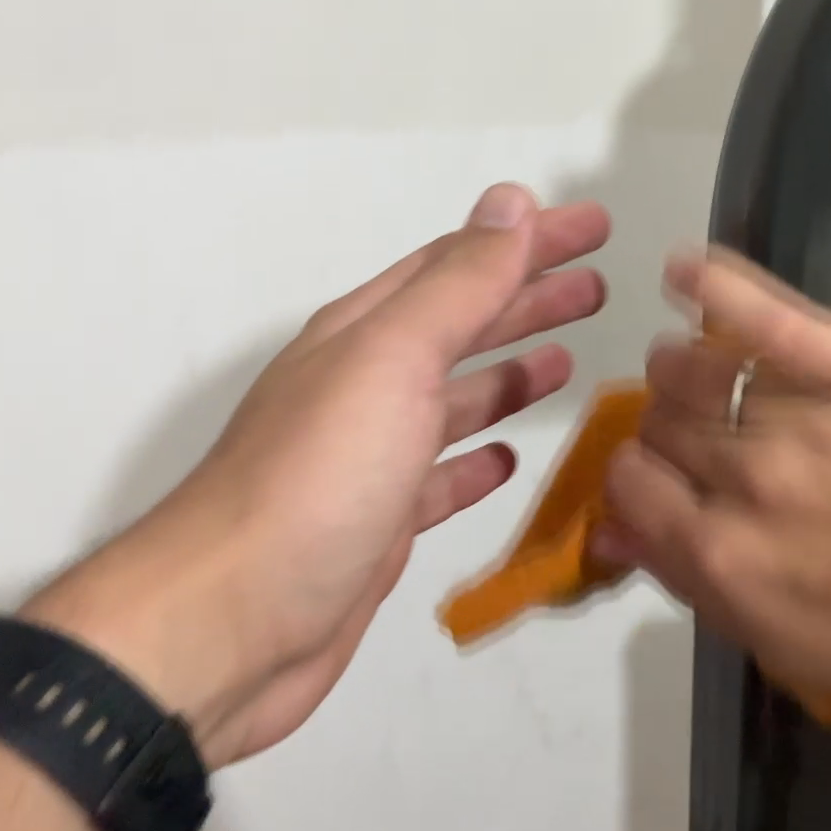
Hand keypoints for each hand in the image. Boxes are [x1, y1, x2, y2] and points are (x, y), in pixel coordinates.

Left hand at [24, 183, 610, 767]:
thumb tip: (510, 204)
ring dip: (513, 371)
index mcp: (369, 337)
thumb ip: (459, 287)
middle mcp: (370, 385)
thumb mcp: (393, 363)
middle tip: (596, 285)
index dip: (529, 240)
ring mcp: (377, 455)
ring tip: (567, 359)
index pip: (463, 266)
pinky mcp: (388, 518)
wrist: (234, 627)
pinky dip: (480, 458)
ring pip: (461, 396)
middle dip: (531, 298)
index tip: (592, 226)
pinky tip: (507, 459)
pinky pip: (446, 473)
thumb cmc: (321, 482)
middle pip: (465, 325)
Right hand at [598, 252, 830, 732]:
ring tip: (712, 367)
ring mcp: (807, 419)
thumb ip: (708, 592)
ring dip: (688, 366)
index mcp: (724, 562)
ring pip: (698, 366)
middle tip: (707, 431)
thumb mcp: (801, 656)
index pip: (628, 488)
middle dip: (670, 427)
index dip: (639, 481)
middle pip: (661, 422)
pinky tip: (688, 270)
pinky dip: (718, 284)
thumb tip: (631, 538)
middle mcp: (747, 483)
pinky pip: (769, 313)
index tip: (662, 478)